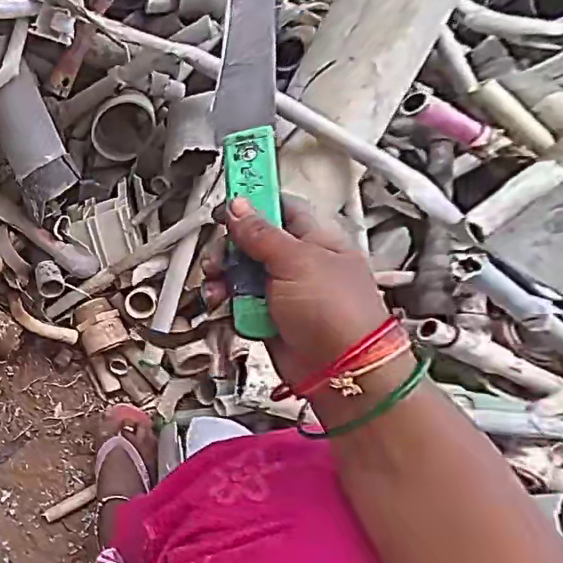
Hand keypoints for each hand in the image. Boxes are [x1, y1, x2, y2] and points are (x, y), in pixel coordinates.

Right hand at [211, 194, 392, 388]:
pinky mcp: (267, 316)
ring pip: (238, 272)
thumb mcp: (296, 262)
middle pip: (249, 241)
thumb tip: (239, 207)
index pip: (278, 205)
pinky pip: (237, 302)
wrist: (341, 371)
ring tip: (223, 287)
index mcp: (315, 239)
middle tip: (221, 255)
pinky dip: (228, 304)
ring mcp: (281, 290)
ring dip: (225, 279)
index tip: (229, 192)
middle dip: (229, 247)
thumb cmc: (340, 315)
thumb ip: (261, 233)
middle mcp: (297, 262)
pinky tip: (228, 306)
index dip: (253, 198)